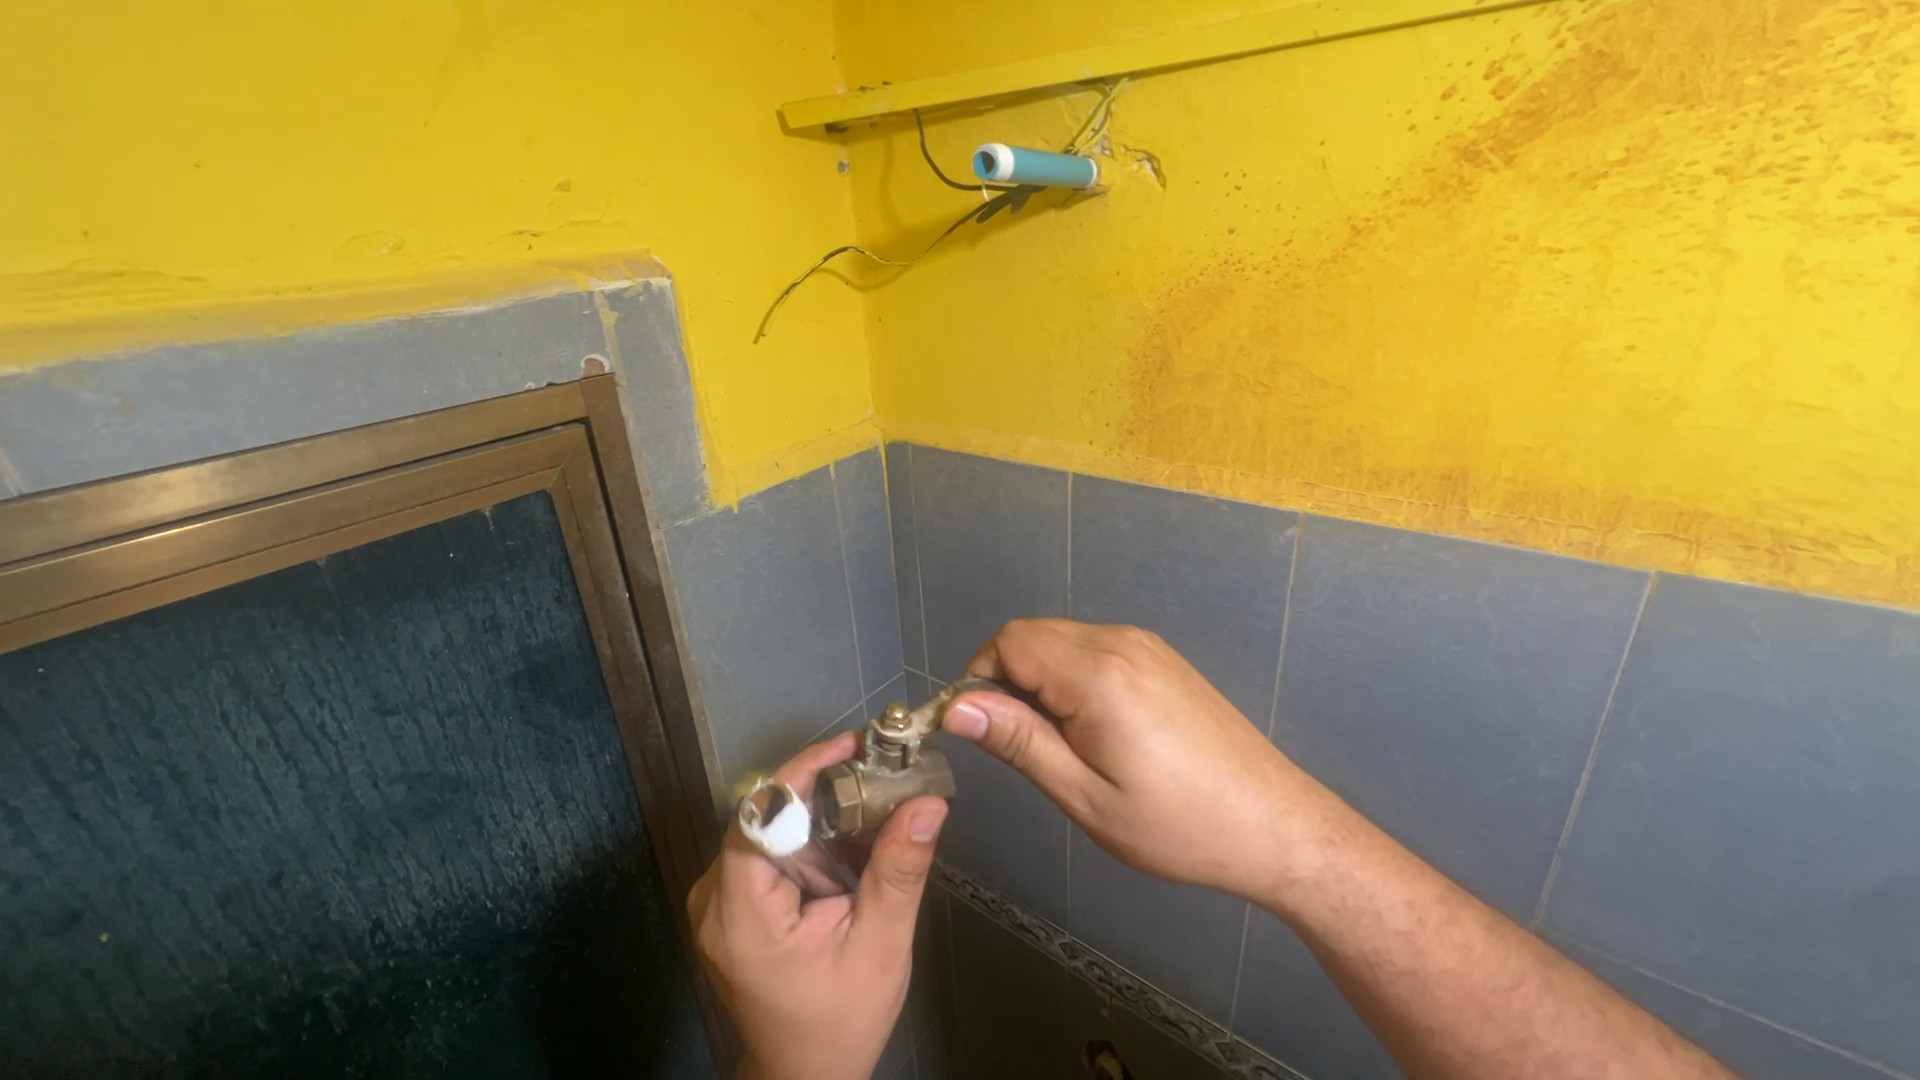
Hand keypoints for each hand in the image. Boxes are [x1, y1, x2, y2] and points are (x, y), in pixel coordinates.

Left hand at [687, 734, 948, 1079]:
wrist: (805, 1074)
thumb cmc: (839, 1021)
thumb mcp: (880, 948)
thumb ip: (898, 872)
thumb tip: (929, 803)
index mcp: (740, 914)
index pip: (760, 815)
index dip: (804, 772)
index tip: (855, 747)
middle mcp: (716, 897)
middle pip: (767, 814)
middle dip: (826, 787)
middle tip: (881, 768)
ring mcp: (721, 899)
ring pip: (773, 825)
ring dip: (825, 808)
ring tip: (877, 793)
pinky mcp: (735, 901)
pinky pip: (774, 847)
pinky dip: (815, 834)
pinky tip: (854, 833)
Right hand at [946, 618, 1335, 902]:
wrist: (1273, 825)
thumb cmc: (1175, 824)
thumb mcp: (1084, 795)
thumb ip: (1018, 741)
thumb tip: (955, 708)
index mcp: (1098, 674)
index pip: (1009, 642)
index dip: (980, 679)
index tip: (987, 731)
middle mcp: (1121, 642)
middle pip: (1032, 634)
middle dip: (1008, 679)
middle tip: (1025, 744)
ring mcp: (1146, 645)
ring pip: (1061, 639)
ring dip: (1041, 678)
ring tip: (1063, 742)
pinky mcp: (1161, 657)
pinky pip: (1093, 647)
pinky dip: (1072, 675)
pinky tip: (1095, 726)